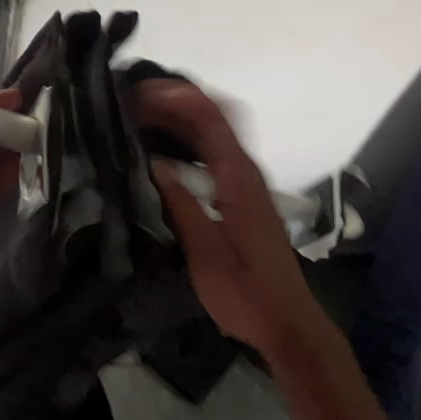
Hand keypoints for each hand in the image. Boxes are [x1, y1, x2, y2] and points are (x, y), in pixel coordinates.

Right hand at [137, 80, 325, 357]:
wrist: (287, 324)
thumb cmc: (245, 292)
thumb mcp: (205, 251)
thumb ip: (180, 204)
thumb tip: (152, 163)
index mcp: (238, 177)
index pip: (212, 118)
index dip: (177, 97)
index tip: (141, 95)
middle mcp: (246, 170)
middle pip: (215, 114)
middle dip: (176, 99)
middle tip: (134, 102)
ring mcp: (247, 181)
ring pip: (216, 129)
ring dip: (181, 115)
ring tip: (141, 117)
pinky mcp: (242, 194)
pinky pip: (215, 148)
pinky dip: (190, 136)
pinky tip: (164, 148)